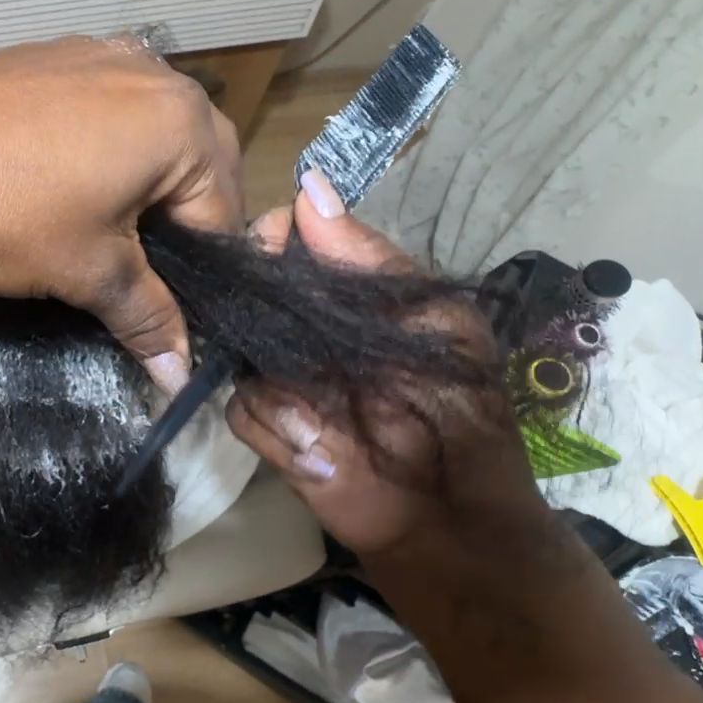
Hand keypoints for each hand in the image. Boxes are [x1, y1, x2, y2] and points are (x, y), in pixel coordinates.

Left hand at [0, 37, 244, 391]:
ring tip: (89, 233)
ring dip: (133, 188)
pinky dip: (94, 154)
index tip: (168, 308)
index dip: (202, 273)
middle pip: (192, 167)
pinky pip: (97, 113)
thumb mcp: (87, 272)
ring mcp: (94, 53)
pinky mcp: (45, 55)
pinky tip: (51, 185)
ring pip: (144, 137)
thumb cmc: (5, 214)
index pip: (223, 214)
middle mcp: (152, 71)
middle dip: (173, 225)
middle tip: (129, 273)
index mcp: (183, 121)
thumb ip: (148, 319)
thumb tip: (181, 379)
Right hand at [225, 181, 549, 562]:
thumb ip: (368, 261)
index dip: (274, 237)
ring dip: (282, 381)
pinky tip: (323, 446)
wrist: (452, 513)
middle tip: (293, 329)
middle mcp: (304, 336)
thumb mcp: (435, 320)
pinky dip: (280, 426)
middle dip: (259, 301)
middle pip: (251, 298)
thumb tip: (307, 188)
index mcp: (347, 303)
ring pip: (239, 356)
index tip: (271, 237)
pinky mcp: (267, 432)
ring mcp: (281, 384)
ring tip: (330, 409)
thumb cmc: (462, 410)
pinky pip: (242, 411)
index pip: (291, 249)